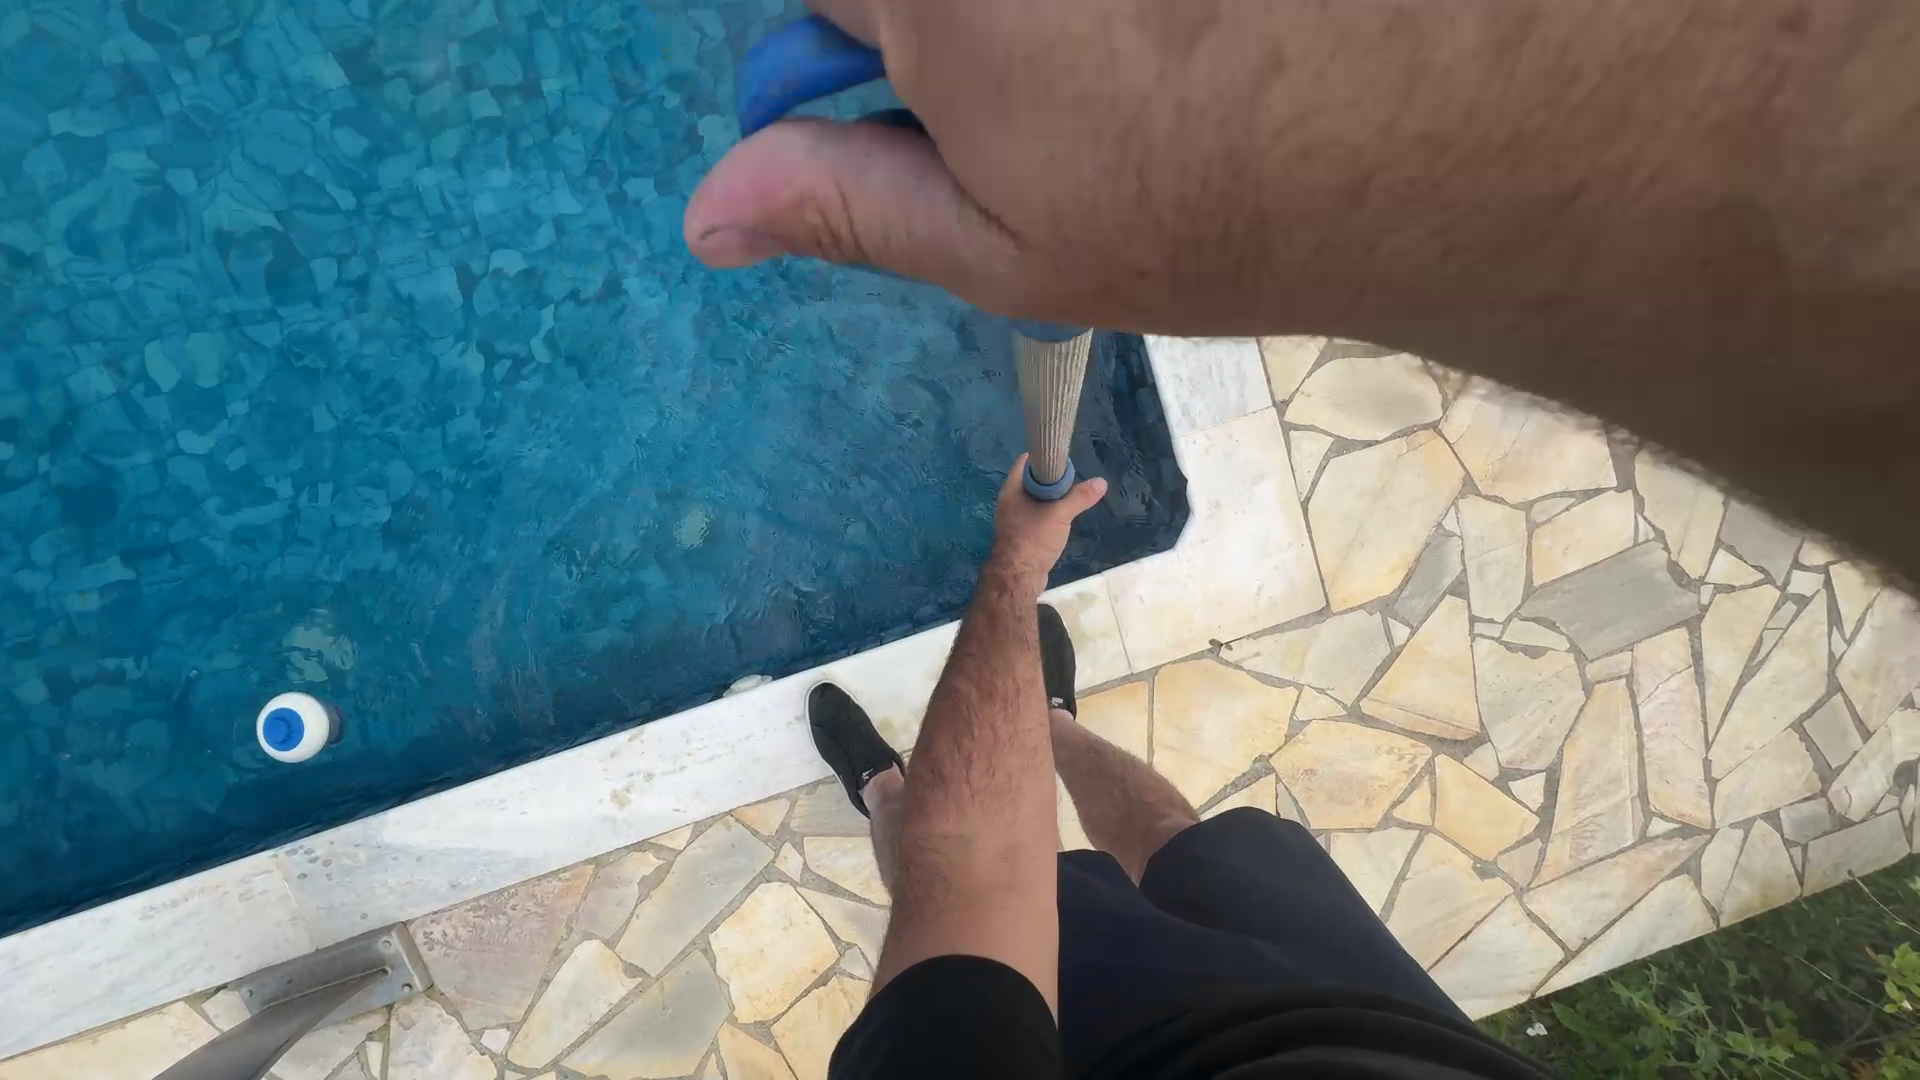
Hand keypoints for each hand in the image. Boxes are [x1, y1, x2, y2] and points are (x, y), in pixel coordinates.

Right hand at [682, 1, 1776, 337]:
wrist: (1425, 131)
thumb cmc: (1188, 215)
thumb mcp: (993, 248)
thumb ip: (839, 207)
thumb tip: (707, 216)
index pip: (811, 3)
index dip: (852, 50)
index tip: (925, 102)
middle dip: (939, 33)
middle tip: (1042, 81)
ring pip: (996, 10)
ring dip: (1024, 38)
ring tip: (1120, 58)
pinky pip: (1070, 13)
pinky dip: (1090, 29)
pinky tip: (1160, 39)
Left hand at [986, 455, 1107, 595]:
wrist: (1019, 576)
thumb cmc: (1034, 538)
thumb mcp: (1060, 514)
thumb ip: (1079, 497)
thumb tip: (1101, 482)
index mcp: (1011, 490)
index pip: (1025, 463)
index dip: (1042, 456)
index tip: (1062, 456)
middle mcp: (1009, 502)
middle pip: (1031, 482)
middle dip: (1051, 479)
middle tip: (1073, 477)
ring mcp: (1014, 520)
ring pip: (1035, 501)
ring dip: (1051, 499)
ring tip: (1072, 496)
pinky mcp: (1021, 535)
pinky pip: (1036, 517)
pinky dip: (1049, 514)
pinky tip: (1063, 518)